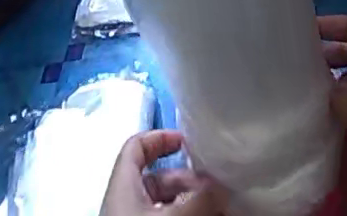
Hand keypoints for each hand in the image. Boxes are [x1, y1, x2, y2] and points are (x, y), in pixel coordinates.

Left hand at [101, 130, 224, 215]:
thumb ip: (201, 198)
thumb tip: (223, 185)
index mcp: (123, 188)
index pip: (136, 147)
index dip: (160, 138)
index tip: (187, 143)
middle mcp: (127, 205)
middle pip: (161, 180)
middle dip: (192, 182)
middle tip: (219, 190)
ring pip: (169, 206)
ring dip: (197, 204)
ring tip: (223, 208)